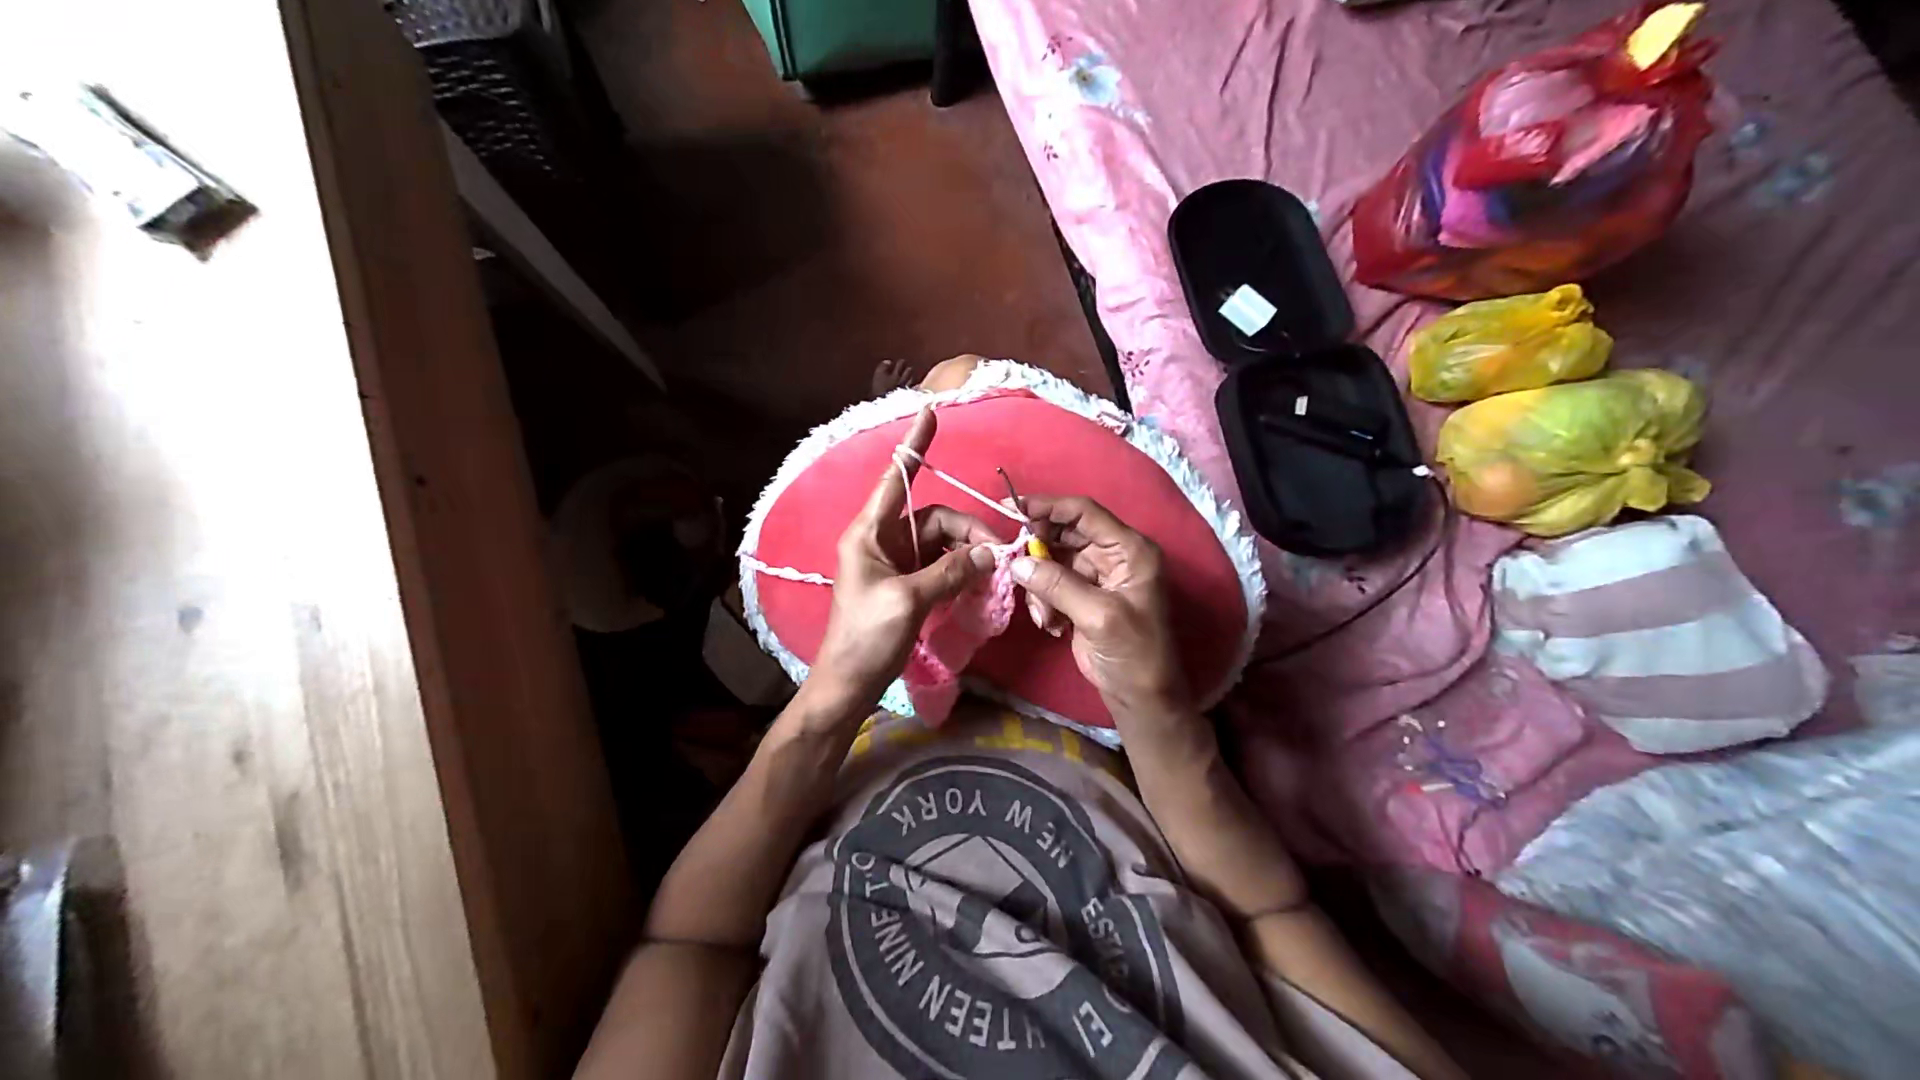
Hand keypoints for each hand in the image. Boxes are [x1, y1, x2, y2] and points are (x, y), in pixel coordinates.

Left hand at [805, 408, 997, 715]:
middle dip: (967, 531)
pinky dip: (960, 570)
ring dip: (967, 554)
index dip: (914, 446)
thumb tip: (989, 554)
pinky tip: (979, 583)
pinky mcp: (908, 585)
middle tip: (996, 556)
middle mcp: (883, 541)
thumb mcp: (909, 600)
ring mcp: (896, 565)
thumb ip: (950, 573)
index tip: (930, 413)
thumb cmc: (866, 637)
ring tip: (991, 573)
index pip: (895, 479)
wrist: (849, 683)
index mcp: (870, 533)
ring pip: (942, 543)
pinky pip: (941, 566)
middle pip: (934, 518)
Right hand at [1009, 496, 1189, 721]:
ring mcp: (1096, 576)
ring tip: (1045, 616)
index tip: (1011, 506)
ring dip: (1040, 585)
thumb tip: (1018, 563)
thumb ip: (1058, 585)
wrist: (1140, 696)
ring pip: (1053, 560)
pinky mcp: (1081, 596)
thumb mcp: (1098, 615)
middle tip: (1014, 563)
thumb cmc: (1133, 653)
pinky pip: (1050, 584)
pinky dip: (1044, 601)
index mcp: (1129, 549)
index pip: (1084, 513)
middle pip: (1064, 534)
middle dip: (1038, 550)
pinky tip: (1052, 625)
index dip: (1047, 506)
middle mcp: (1113, 555)